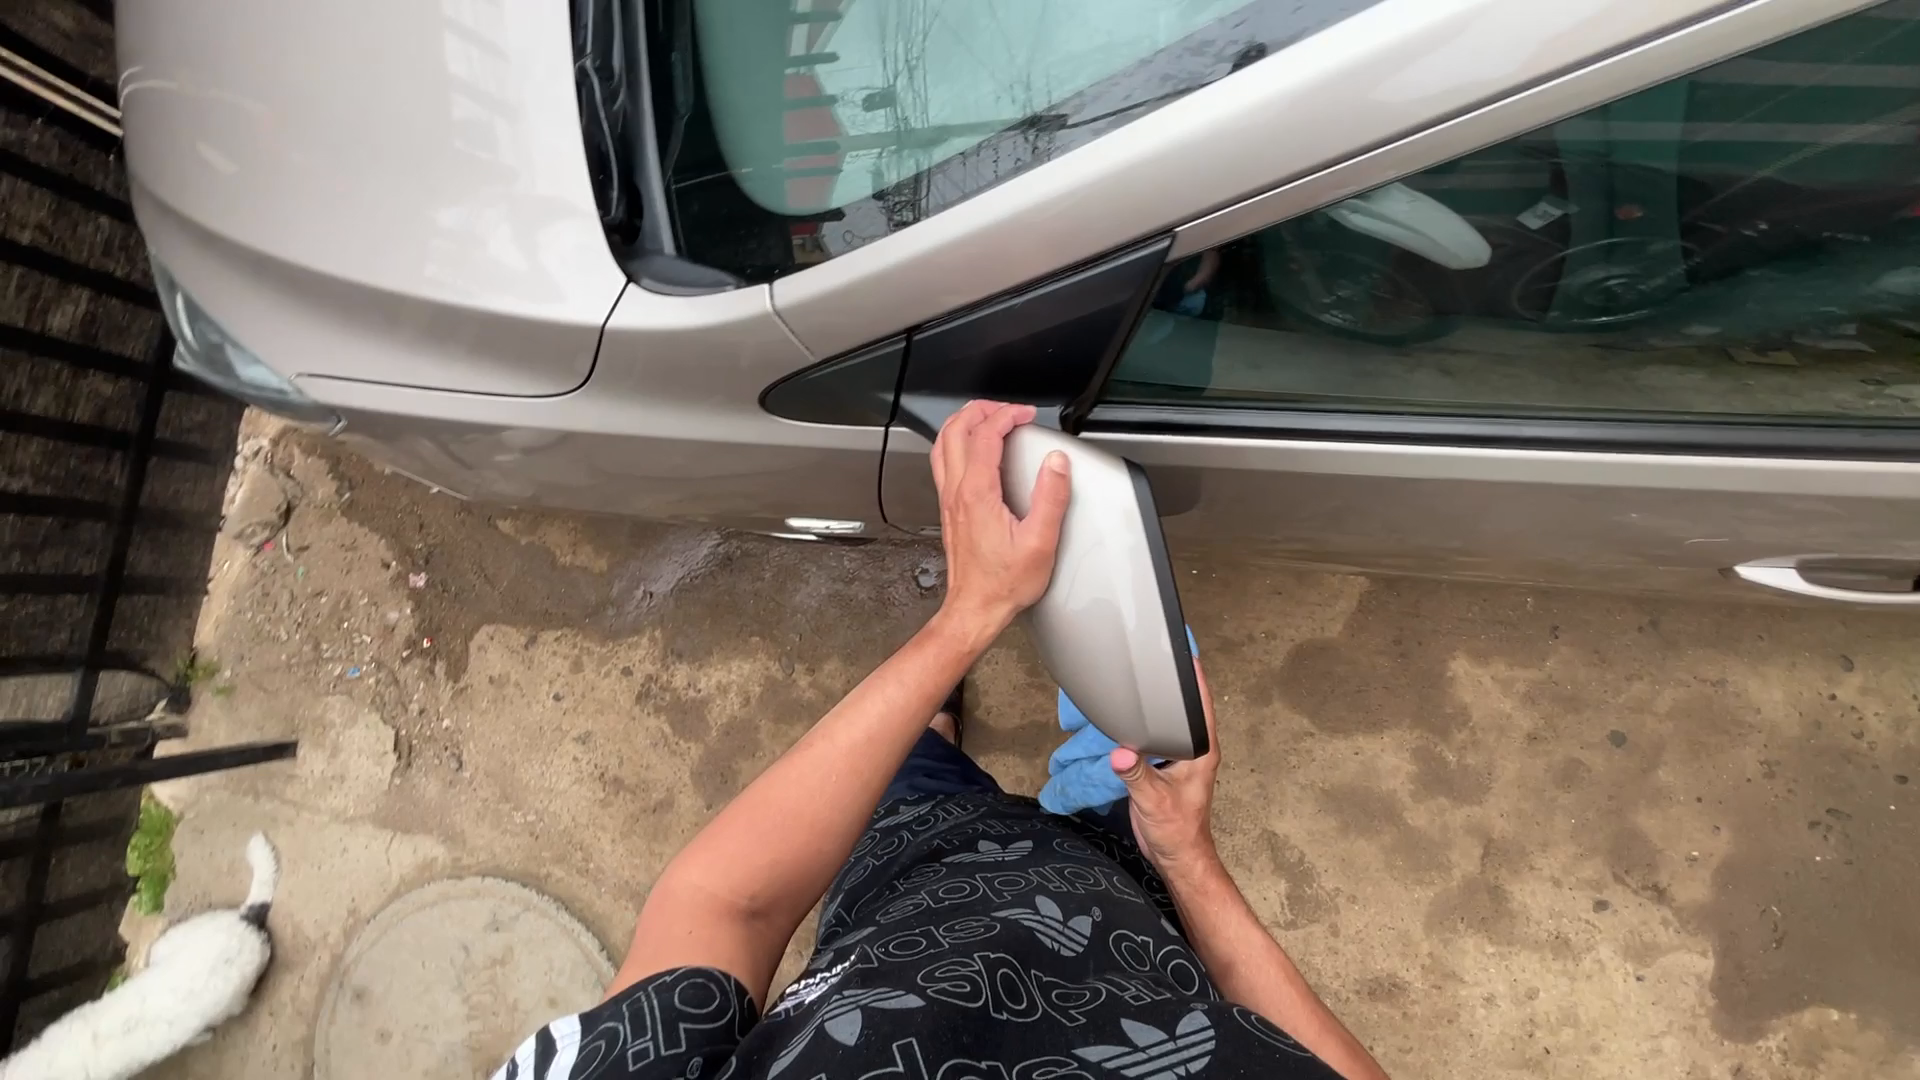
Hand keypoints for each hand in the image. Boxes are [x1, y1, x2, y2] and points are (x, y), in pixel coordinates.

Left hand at [930, 400, 1070, 633]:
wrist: (976, 608)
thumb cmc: (1003, 583)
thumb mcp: (1040, 542)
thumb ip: (1051, 498)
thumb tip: (1056, 464)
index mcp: (978, 494)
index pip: (985, 437)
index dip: (1007, 416)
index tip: (1025, 414)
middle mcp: (957, 493)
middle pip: (954, 432)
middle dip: (980, 411)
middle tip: (1005, 410)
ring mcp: (948, 501)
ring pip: (941, 445)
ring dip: (962, 424)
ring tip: (986, 418)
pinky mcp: (949, 511)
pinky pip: (942, 464)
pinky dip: (955, 444)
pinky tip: (971, 451)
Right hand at [1110, 659, 1221, 876]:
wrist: (1175, 856)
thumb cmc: (1176, 830)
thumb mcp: (1154, 801)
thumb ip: (1137, 776)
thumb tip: (1119, 754)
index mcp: (1201, 751)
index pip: (1202, 706)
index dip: (1196, 679)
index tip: (1185, 652)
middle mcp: (1192, 748)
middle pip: (1183, 708)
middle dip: (1171, 683)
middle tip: (1153, 656)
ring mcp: (1177, 756)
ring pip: (1167, 721)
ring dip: (1154, 703)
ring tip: (1137, 677)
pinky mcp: (1161, 764)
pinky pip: (1152, 735)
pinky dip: (1140, 722)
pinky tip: (1123, 713)